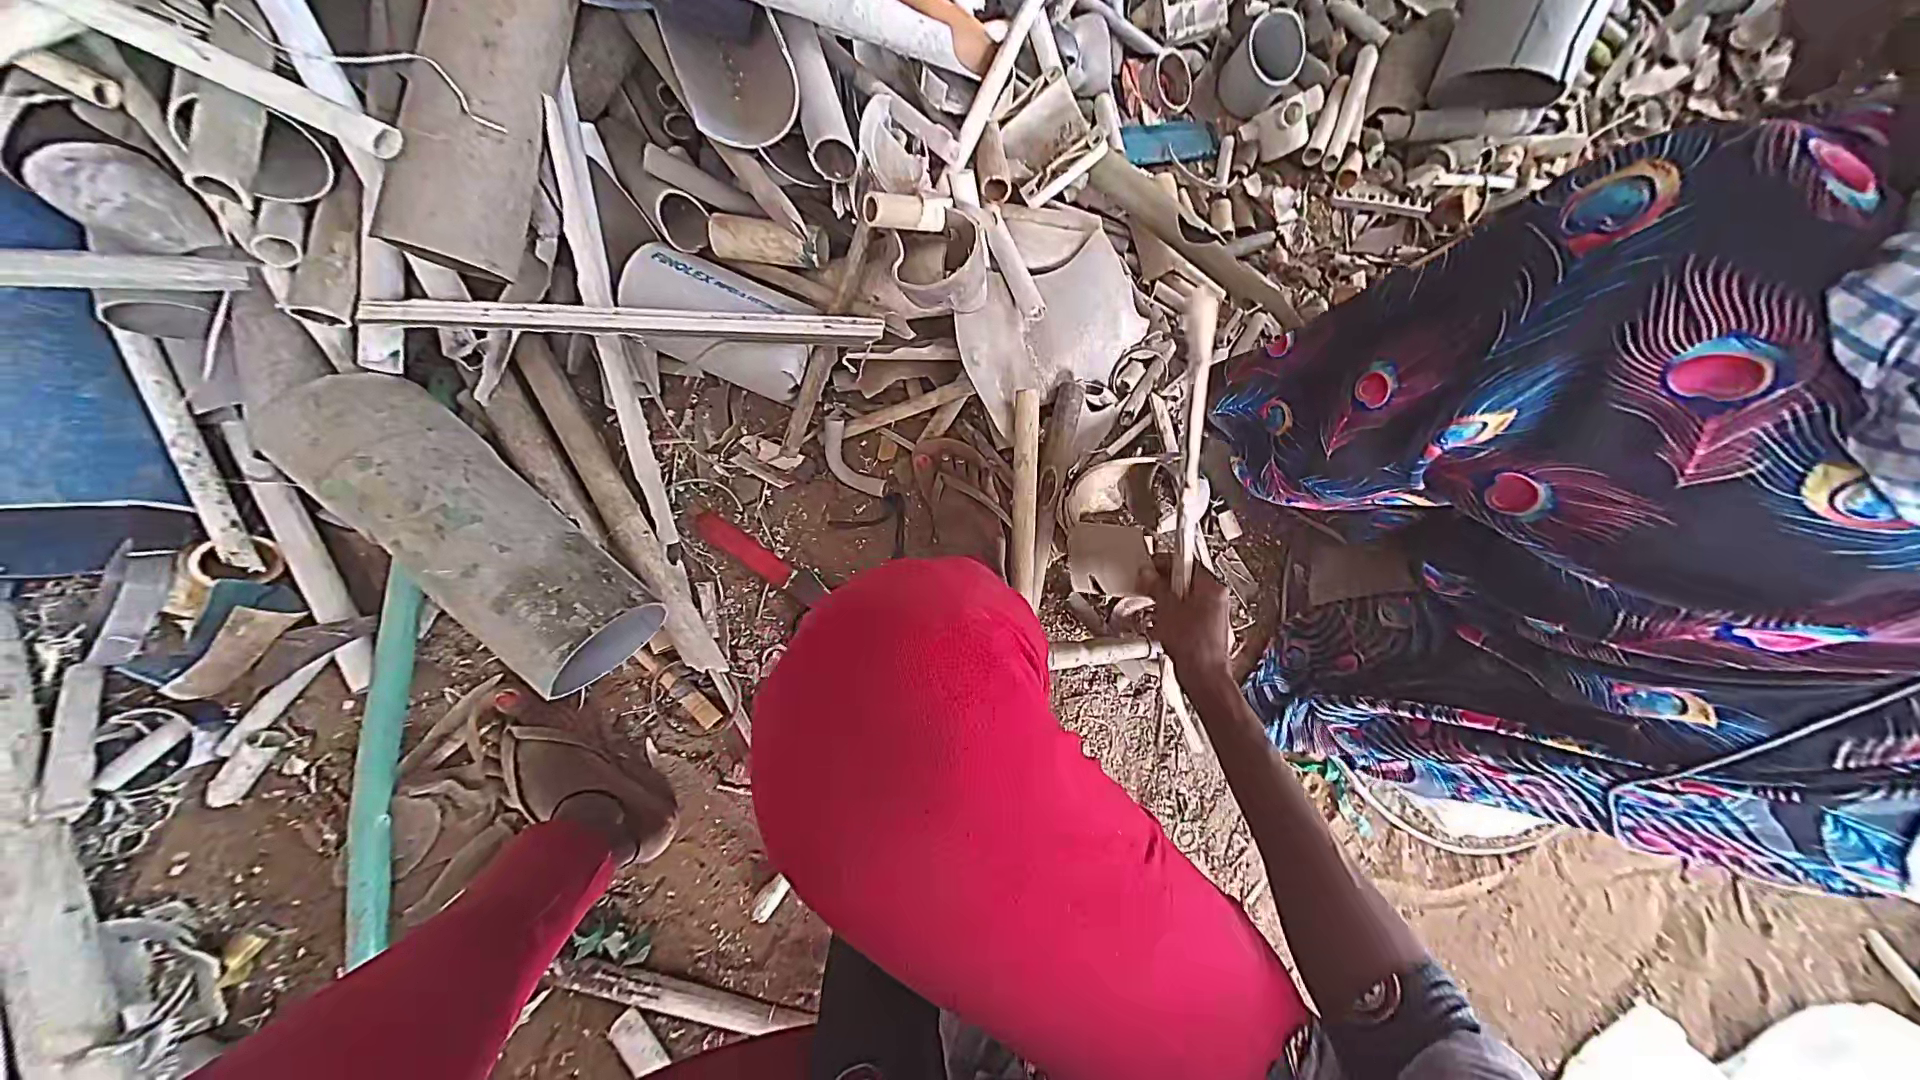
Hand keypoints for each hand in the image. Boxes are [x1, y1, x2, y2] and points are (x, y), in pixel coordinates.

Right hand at [1139, 558, 1233, 686]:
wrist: (1203, 675)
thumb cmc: (1193, 645)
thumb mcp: (1166, 608)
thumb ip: (1156, 586)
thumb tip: (1149, 575)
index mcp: (1212, 587)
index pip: (1186, 561)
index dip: (1165, 562)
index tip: (1151, 566)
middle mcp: (1217, 598)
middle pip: (1185, 580)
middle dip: (1164, 584)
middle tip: (1148, 587)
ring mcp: (1213, 613)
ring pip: (1185, 597)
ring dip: (1167, 600)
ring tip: (1155, 609)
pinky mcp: (1207, 628)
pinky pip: (1187, 613)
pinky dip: (1173, 615)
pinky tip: (1163, 624)